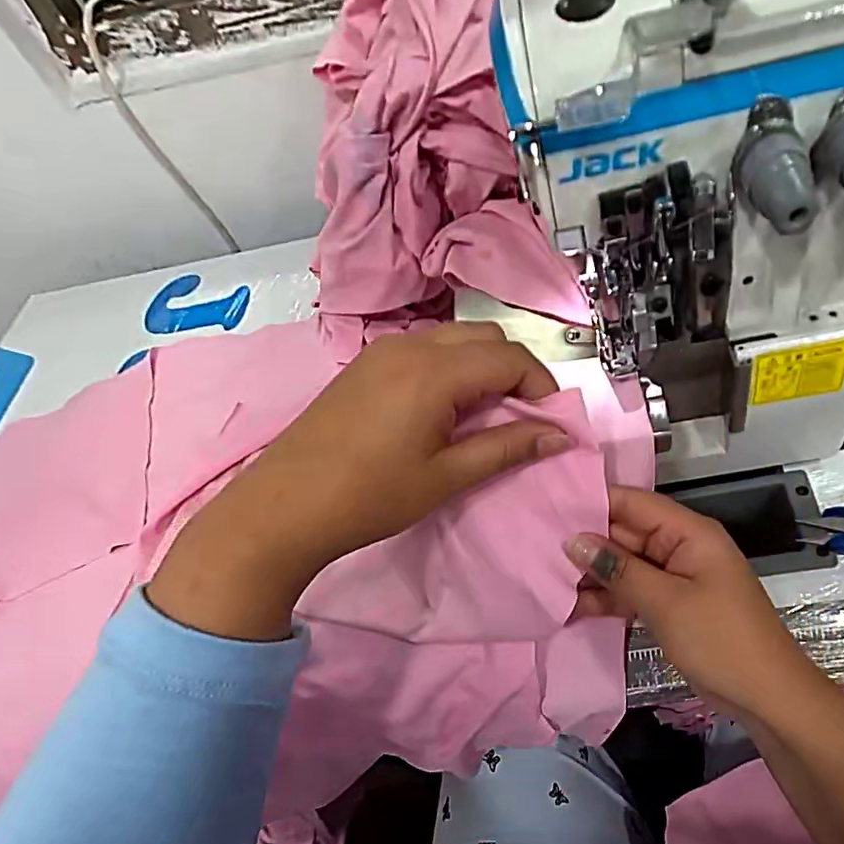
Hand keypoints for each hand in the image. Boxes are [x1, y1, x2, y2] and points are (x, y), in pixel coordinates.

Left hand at [149, 322, 567, 639]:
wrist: (284, 506)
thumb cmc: (370, 497)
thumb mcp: (446, 477)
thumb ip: (506, 448)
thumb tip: (559, 436)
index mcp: (434, 372)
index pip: (510, 358)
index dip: (542, 387)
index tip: (551, 423)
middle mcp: (410, 346)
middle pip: (486, 338)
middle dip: (516, 372)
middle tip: (523, 419)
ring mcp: (383, 351)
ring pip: (455, 340)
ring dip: (483, 368)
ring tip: (486, 417)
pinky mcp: (365, 364)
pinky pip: (426, 350)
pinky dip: (452, 369)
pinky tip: (445, 411)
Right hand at [566, 487, 816, 709]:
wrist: (766, 695)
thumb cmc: (721, 640)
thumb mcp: (667, 602)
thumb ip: (619, 569)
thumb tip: (574, 542)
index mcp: (689, 533)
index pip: (634, 503)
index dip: (593, 503)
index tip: (549, 508)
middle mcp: (681, 548)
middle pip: (626, 534)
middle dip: (586, 543)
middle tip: (535, 548)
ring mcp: (676, 579)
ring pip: (626, 566)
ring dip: (593, 575)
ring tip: (545, 580)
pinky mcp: (671, 606)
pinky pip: (633, 592)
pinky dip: (609, 598)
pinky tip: (572, 606)